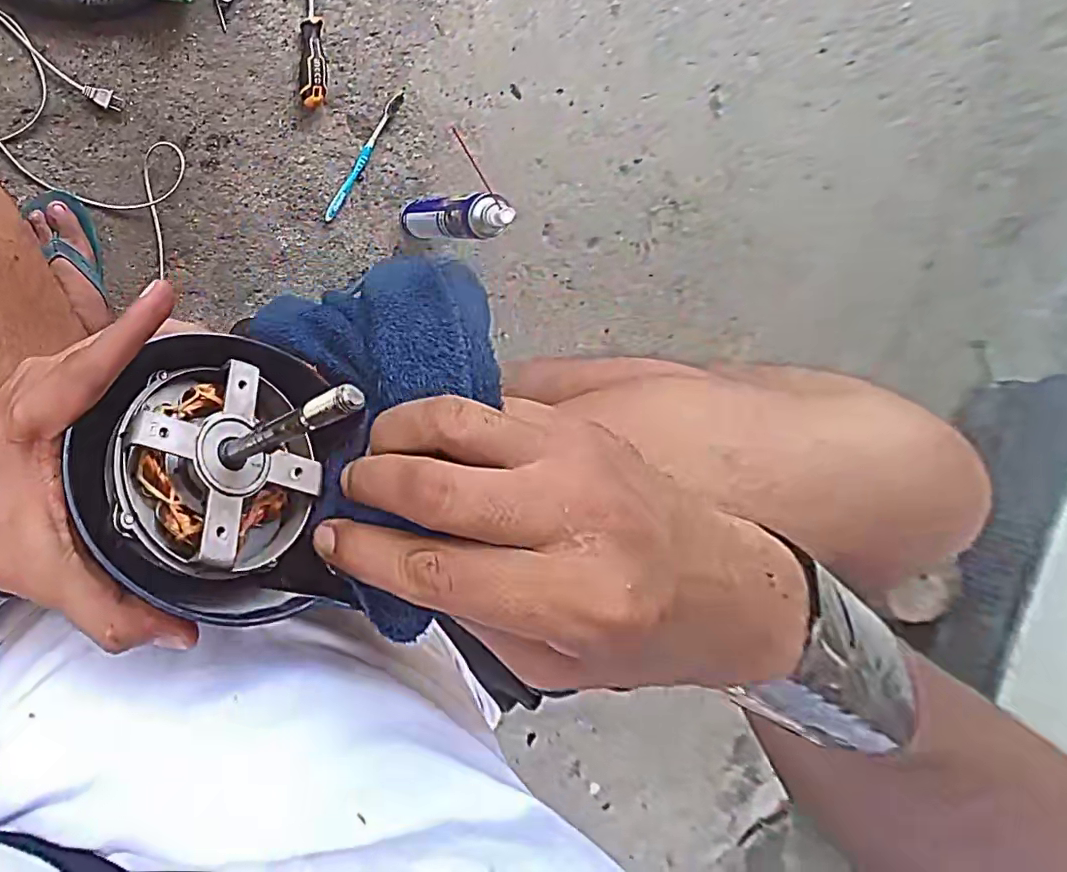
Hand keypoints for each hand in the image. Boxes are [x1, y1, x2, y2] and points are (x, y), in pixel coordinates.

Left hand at [0, 281, 197, 653]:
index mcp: (33, 419)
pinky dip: (136, 351)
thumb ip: (112, 608)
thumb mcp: (49, 576)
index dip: (129, 332)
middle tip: (216, 342)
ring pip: (104, 343)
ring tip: (204, 347)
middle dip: (164, 334)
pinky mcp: (50, 379)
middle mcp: (37, 385)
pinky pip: (100, 354)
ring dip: (153, 339)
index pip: (86, 367)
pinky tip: (166, 361)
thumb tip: (177, 627)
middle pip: (107, 344)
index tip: (165, 299)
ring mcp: (42, 374)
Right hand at [312, 396, 809, 689]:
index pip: (436, 569)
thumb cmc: (647, 634)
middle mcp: (575, 517)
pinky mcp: (575, 423)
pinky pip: (484, 404)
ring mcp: (576, 456)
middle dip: (370, 485)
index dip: (368, 552)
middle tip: (350, 489)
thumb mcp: (552, 662)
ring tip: (378, 452)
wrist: (730, 585)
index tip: (336, 539)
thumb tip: (391, 558)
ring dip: (394, 433)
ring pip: (450, 422)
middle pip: (433, 488)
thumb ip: (465, 611)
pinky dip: (438, 418)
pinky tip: (425, 438)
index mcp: (575, 599)